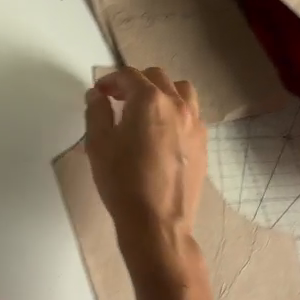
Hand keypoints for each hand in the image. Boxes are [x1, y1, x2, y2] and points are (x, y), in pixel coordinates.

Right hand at [84, 66, 207, 268]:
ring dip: (162, 92)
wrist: (157, 223)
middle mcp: (177, 105)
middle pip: (156, 77)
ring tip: (147, 110)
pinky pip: (192, 114)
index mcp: (149, 100)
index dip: (110, 80)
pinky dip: (177, 112)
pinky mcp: (203, 144)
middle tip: (118, 100)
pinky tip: (163, 132)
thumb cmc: (123, 181)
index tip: (100, 93)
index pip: (129, 75)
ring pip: (181, 90)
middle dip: (135, 83)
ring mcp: (195, 124)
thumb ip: (97, 111)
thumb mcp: (98, 143)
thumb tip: (97, 95)